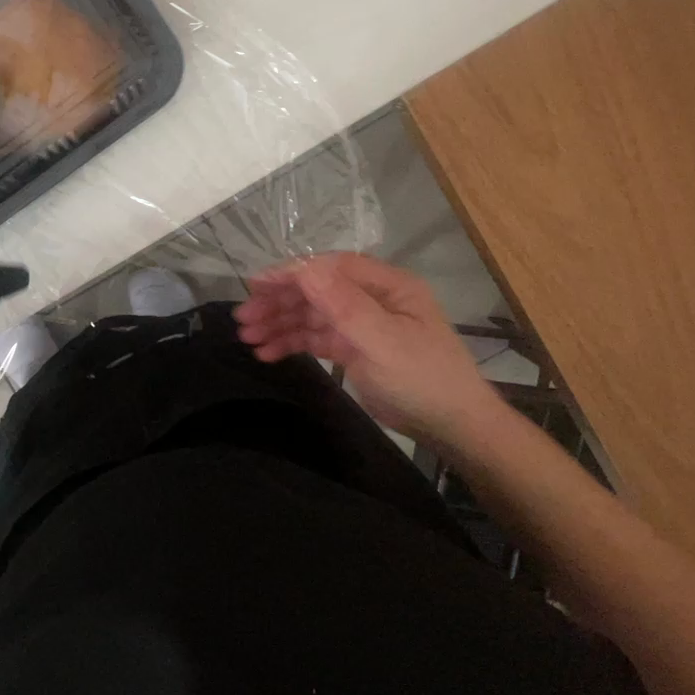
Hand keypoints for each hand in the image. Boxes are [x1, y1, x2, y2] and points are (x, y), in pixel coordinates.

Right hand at [233, 252, 500, 446]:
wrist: (451, 426)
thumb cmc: (423, 379)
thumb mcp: (382, 340)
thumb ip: (343, 304)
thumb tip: (305, 268)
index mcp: (388, 286)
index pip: (331, 268)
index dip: (292, 274)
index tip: (255, 285)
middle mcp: (373, 299)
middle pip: (316, 291)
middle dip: (278, 302)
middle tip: (243, 319)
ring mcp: (363, 325)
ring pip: (311, 315)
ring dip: (279, 323)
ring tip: (247, 338)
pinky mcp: (354, 349)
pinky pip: (316, 338)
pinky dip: (291, 343)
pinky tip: (267, 353)